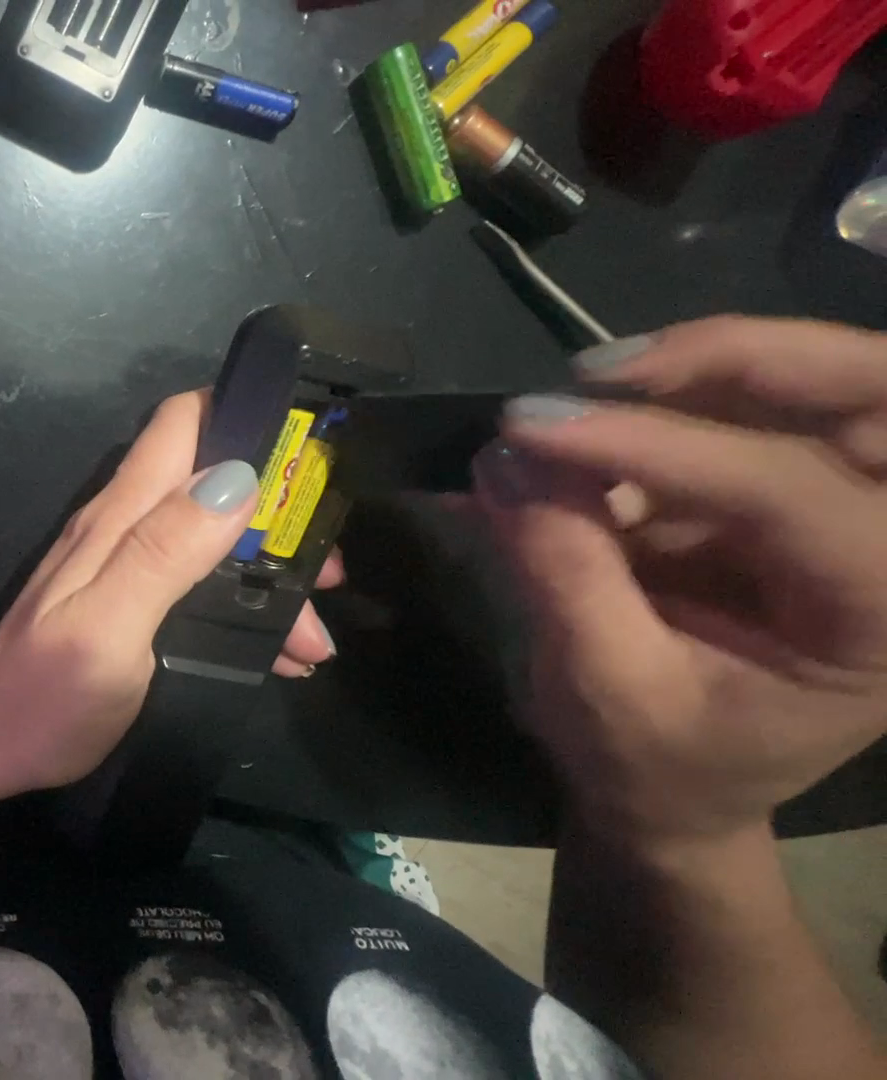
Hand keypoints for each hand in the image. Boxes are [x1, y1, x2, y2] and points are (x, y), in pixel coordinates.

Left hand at [0, 389, 341, 796]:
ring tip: (311, 641)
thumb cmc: (47, 697)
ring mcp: (124, 567)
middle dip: (279, 517)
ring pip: (214, 539)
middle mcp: (121, 527)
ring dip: (269, 576)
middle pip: (213, 483)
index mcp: (118, 518)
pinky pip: (200, 585)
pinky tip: (277, 655)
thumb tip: (237, 477)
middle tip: (327, 577)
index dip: (245, 416)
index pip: (182, 424)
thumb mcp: (110, 626)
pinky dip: (244, 610)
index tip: (311, 454)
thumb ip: (165, 551)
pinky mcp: (128, 605)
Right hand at [474, 316, 886, 846]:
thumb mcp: (598, 679)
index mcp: (884, 617)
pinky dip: (660, 408)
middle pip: (875, 400)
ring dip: (705, 370)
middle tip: (597, 370)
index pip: (789, 491)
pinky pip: (746, 420)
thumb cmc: (648, 758)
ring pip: (830, 387)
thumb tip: (501, 459)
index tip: (525, 425)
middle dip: (738, 360)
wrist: (673, 788)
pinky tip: (580, 427)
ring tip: (586, 385)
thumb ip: (559, 566)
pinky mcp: (787, 503)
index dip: (652, 445)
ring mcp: (853, 518)